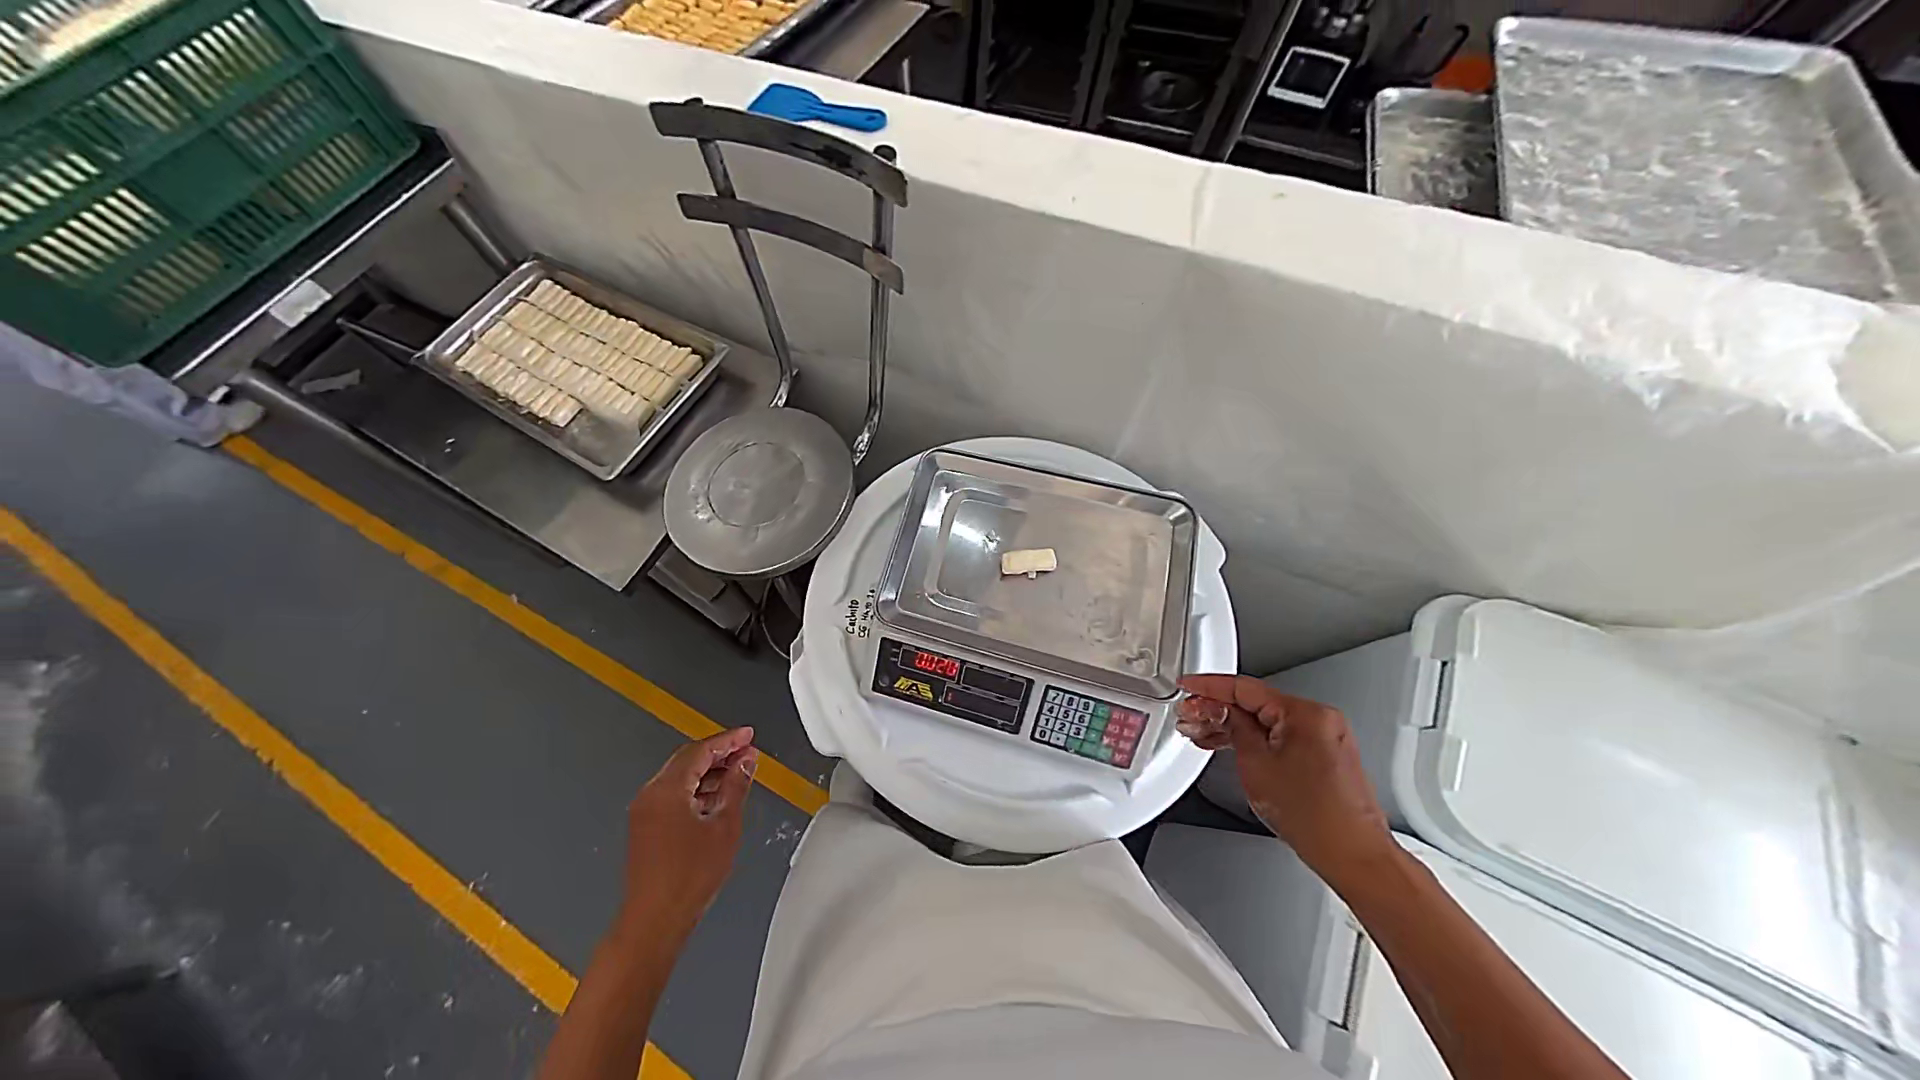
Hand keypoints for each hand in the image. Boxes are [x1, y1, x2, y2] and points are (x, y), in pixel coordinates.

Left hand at [620, 727, 758, 935]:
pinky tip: (717, 797)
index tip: (747, 735)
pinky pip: (672, 794)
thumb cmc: (688, 878)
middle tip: (746, 750)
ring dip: (708, 771)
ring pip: (680, 776)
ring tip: (737, 772)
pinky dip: (696, 788)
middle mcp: (650, 795)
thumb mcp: (725, 825)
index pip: (701, 750)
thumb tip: (745, 763)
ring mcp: (644, 812)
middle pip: (687, 759)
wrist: (655, 919)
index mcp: (667, 789)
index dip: (728, 740)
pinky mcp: (645, 827)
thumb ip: (736, 786)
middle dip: (719, 752)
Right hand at [1178, 675, 1396, 889]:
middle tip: (1191, 716)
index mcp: (1305, 713)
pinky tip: (1232, 746)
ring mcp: (1324, 736)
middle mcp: (1319, 719)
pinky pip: (1281, 735)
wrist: (1352, 854)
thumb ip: (1233, 727)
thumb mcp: (1255, 764)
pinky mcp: (1324, 753)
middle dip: (1218, 710)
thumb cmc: (1316, 817)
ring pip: (1267, 720)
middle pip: (1256, 703)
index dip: (1209, 686)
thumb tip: (1219, 710)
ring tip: (1204, 734)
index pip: (1244, 688)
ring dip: (1234, 727)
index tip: (1190, 686)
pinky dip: (1255, 739)